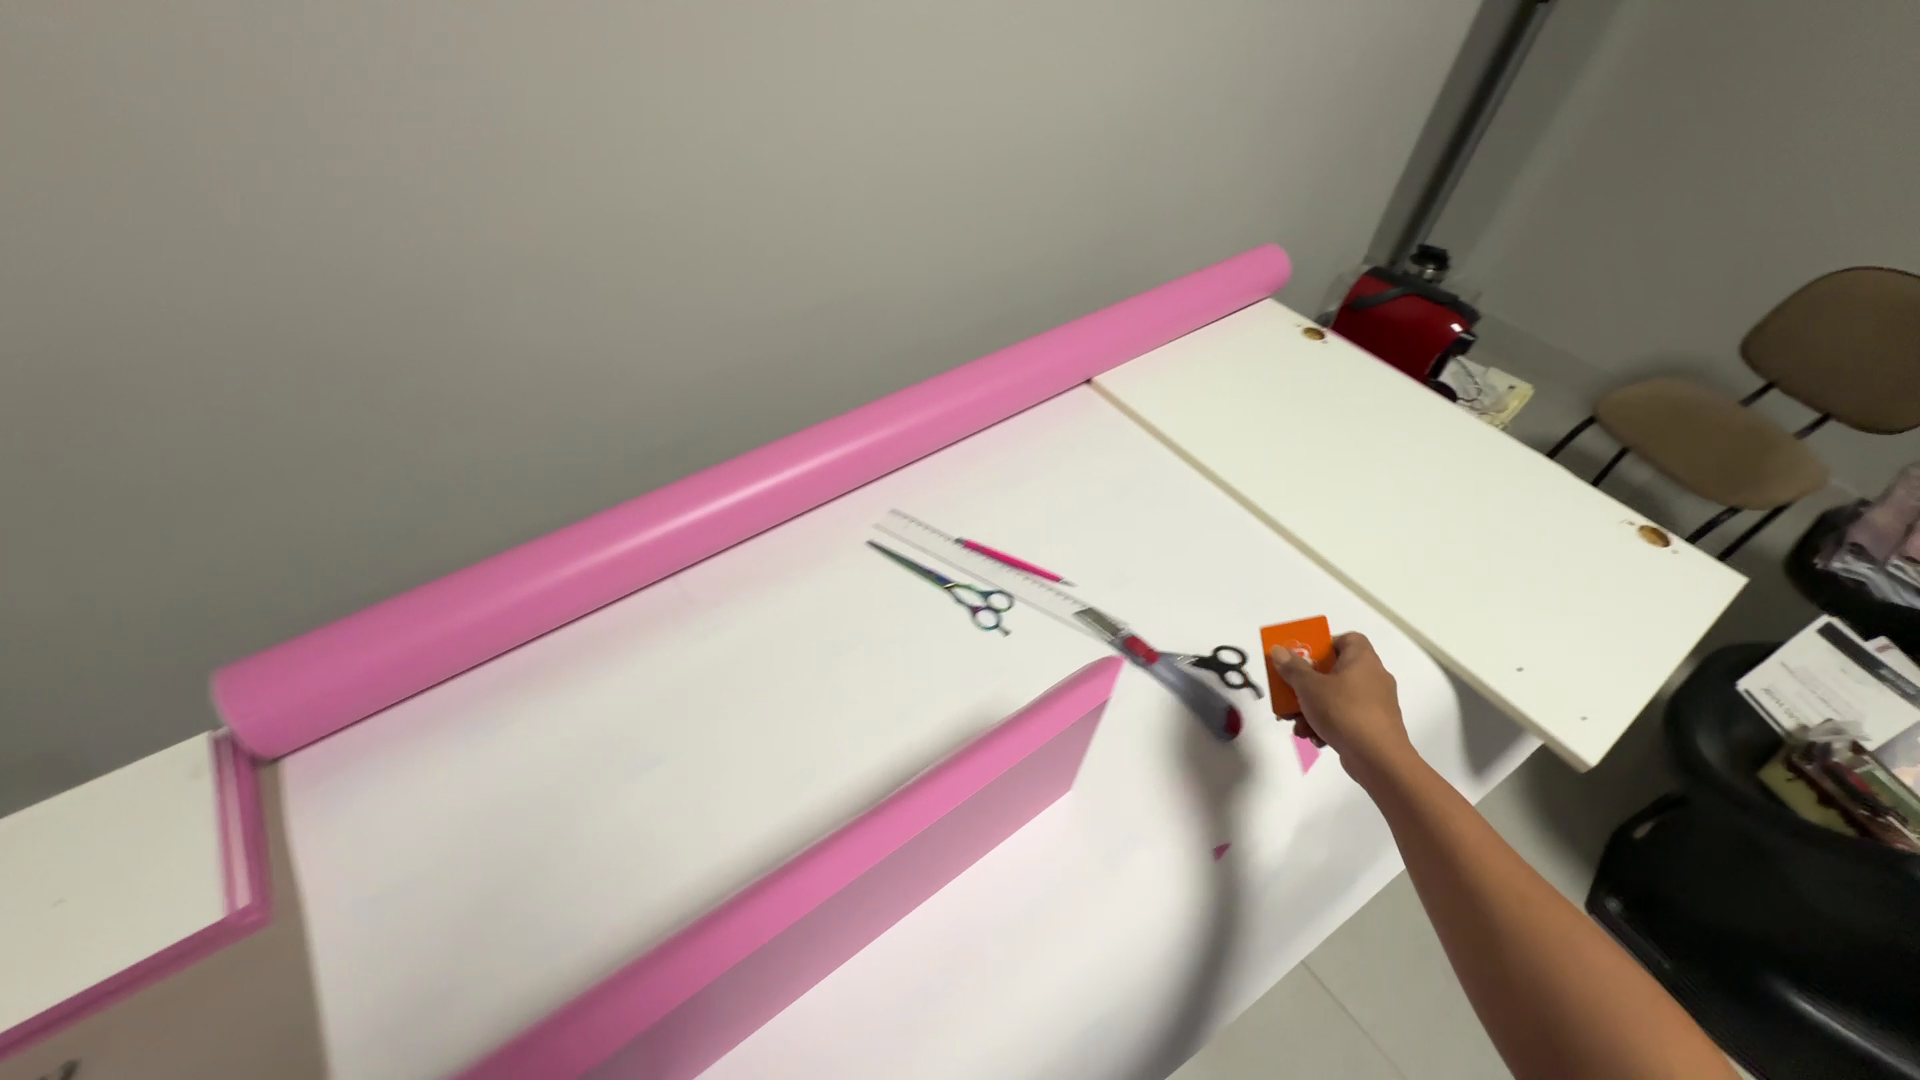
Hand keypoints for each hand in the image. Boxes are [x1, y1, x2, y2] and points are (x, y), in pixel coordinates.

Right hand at [1270, 632, 1417, 784]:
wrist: (1378, 758)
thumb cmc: (1344, 712)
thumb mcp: (1309, 687)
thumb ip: (1292, 667)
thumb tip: (1279, 650)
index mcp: (1362, 660)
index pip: (1348, 639)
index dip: (1325, 644)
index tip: (1304, 658)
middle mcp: (1373, 677)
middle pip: (1334, 671)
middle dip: (1307, 685)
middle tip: (1290, 694)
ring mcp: (1375, 704)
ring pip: (1336, 697)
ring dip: (1312, 708)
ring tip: (1297, 724)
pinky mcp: (1374, 726)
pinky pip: (1345, 717)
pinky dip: (1328, 724)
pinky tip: (1314, 738)